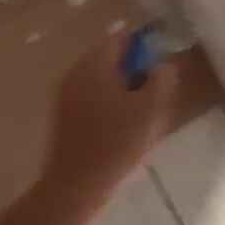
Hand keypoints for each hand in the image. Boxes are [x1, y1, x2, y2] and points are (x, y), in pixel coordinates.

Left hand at [45, 33, 178, 191]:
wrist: (75, 185)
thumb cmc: (116, 144)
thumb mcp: (150, 110)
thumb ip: (161, 80)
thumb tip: (163, 64)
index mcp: (93, 64)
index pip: (122, 39)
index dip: (145, 47)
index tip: (162, 66)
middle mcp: (74, 72)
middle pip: (110, 60)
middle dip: (135, 73)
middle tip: (155, 96)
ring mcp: (64, 95)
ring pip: (102, 82)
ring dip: (123, 92)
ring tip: (141, 118)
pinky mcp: (62, 116)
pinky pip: (91, 99)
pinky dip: (108, 106)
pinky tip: (121, 131)